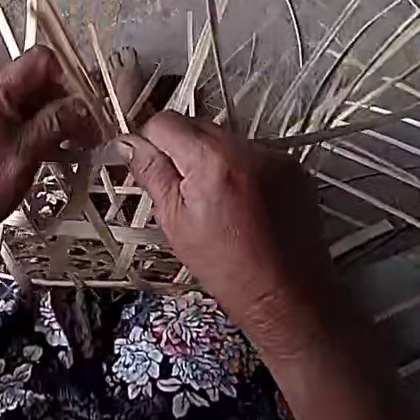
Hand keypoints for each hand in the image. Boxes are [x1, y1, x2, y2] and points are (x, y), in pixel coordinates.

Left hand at [0, 47, 99, 257]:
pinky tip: (58, 154)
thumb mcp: (25, 152)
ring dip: (57, 120)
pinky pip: (19, 120)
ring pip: (31, 103)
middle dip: (67, 102)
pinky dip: (40, 132)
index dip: (68, 78)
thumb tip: (83, 107)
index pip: (40, 60)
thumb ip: (56, 123)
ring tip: (79, 145)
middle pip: (38, 81)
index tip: (84, 104)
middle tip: (89, 127)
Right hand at [122, 114, 333, 357]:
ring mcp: (273, 154)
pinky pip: (251, 152)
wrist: (289, 298)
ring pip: (223, 137)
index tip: (150, 164)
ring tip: (215, 200)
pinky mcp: (291, 166)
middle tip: (182, 189)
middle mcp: (245, 148)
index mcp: (211, 160)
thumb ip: (151, 173)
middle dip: (180, 148)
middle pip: (195, 124)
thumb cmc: (229, 269)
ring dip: (211, 157)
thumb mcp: (175, 222)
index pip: (164, 121)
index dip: (149, 142)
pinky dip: (239, 167)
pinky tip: (242, 202)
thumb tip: (128, 144)